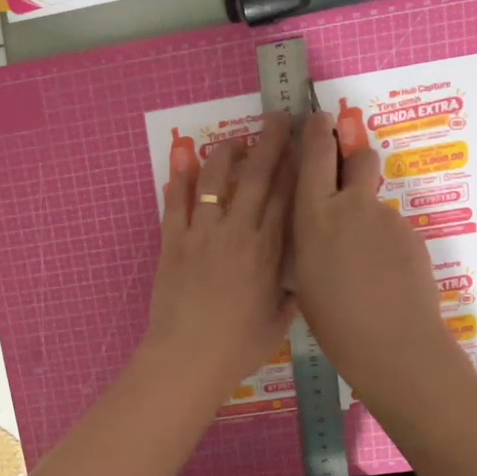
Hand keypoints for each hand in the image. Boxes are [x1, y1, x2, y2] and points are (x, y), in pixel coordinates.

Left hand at [142, 112, 296, 398]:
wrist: (188, 357)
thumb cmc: (237, 347)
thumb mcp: (278, 322)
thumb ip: (290, 297)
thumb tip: (299, 284)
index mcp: (269, 251)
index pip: (286, 195)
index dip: (296, 164)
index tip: (304, 141)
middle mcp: (238, 232)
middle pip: (256, 176)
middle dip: (269, 142)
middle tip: (277, 118)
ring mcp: (201, 234)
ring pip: (214, 180)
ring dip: (225, 154)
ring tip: (233, 140)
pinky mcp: (172, 242)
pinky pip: (175, 201)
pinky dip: (179, 178)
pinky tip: (184, 160)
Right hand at [290, 111, 463, 407]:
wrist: (390, 342)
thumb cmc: (331, 319)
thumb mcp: (302, 274)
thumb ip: (306, 238)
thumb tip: (313, 225)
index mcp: (314, 216)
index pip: (317, 155)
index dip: (316, 131)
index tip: (317, 119)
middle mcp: (353, 206)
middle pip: (360, 158)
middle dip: (354, 157)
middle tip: (347, 174)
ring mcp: (387, 219)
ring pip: (376, 202)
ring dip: (368, 216)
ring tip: (364, 260)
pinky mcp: (413, 236)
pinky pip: (393, 230)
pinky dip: (386, 244)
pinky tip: (383, 276)